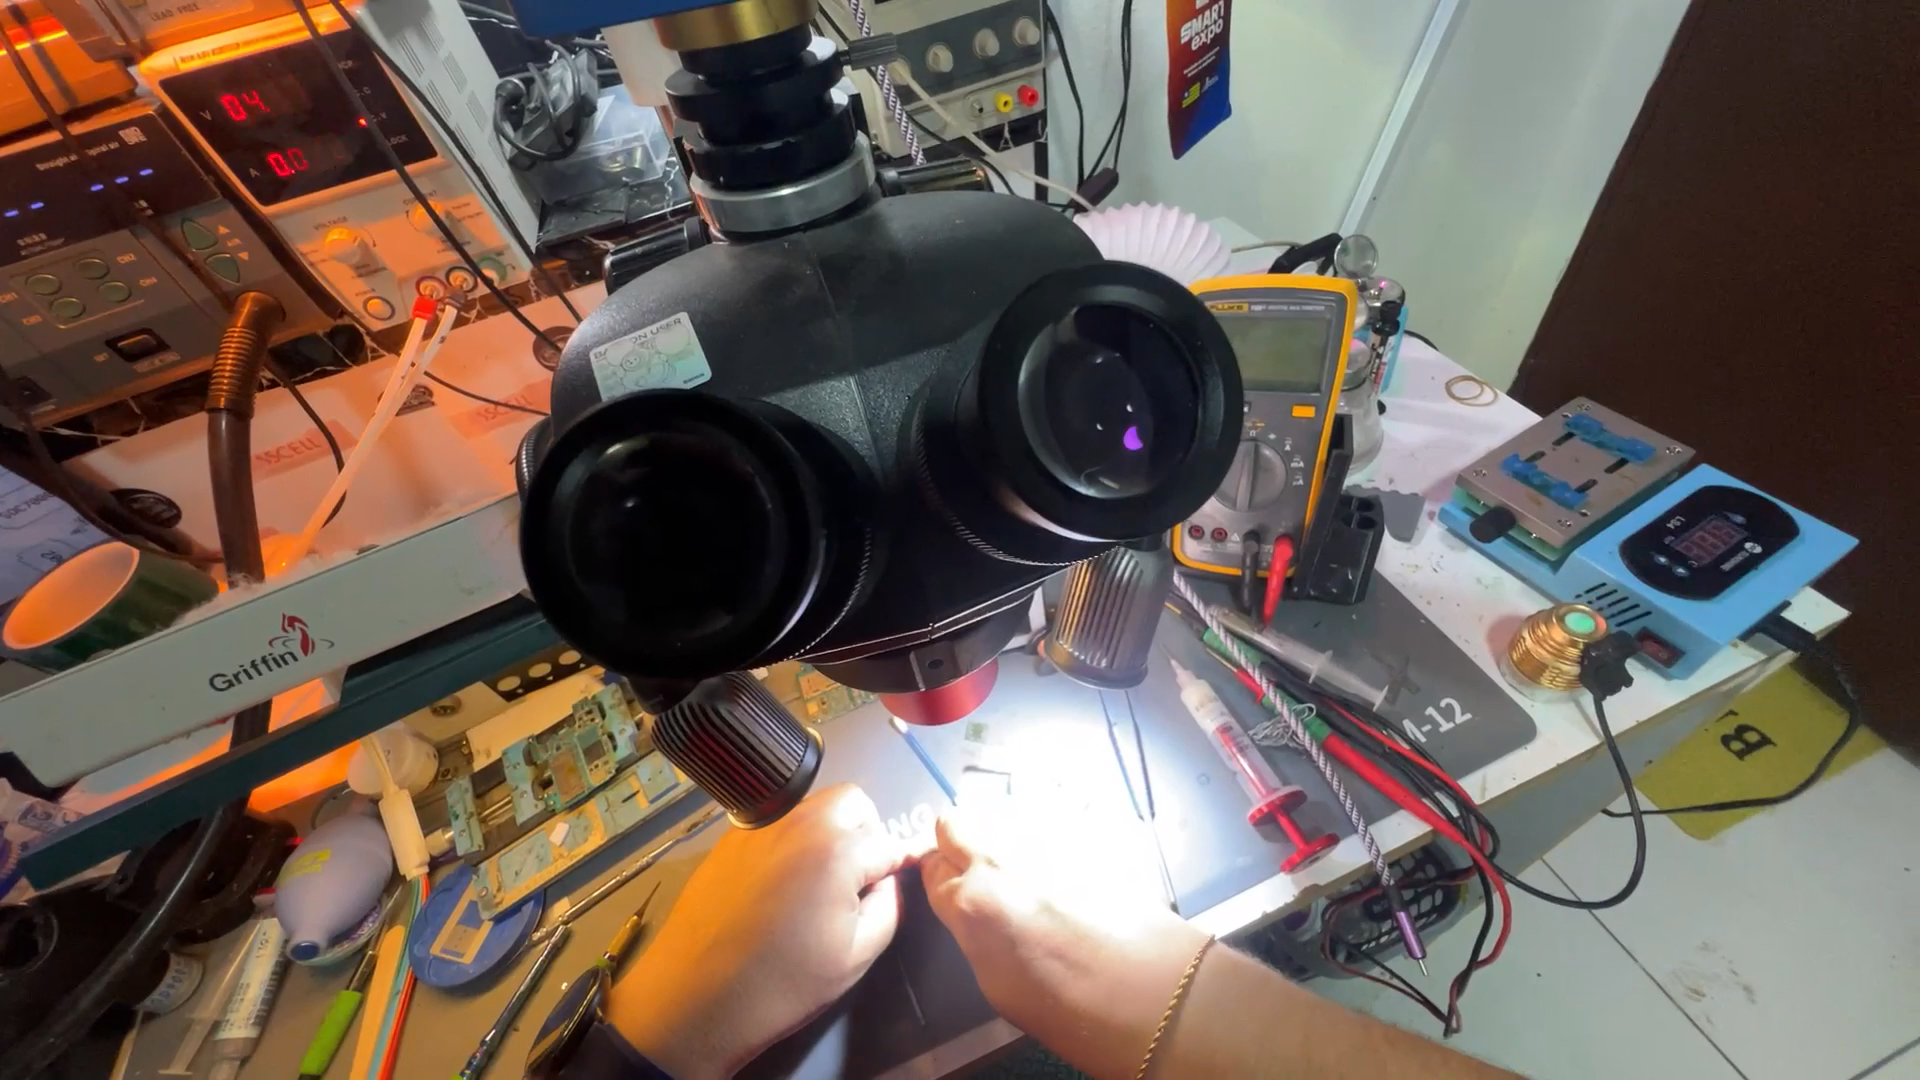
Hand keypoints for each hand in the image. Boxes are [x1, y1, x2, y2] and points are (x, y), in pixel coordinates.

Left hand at [605, 785, 912, 1077]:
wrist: (693, 999)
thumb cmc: (781, 984)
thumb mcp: (856, 956)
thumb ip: (890, 905)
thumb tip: (889, 880)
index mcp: (837, 848)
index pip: (888, 840)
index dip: (892, 869)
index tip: (881, 892)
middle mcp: (802, 820)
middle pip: (854, 802)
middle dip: (864, 832)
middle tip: (852, 877)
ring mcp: (764, 824)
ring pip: (815, 805)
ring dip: (828, 831)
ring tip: (812, 882)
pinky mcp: (734, 836)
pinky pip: (779, 822)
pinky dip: (791, 840)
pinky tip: (776, 885)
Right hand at [920, 808, 1206, 1077]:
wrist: (1151, 989)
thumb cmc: (1071, 1007)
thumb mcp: (995, 981)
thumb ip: (970, 929)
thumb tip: (969, 908)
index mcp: (971, 902)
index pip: (930, 867)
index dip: (941, 879)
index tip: (953, 888)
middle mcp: (998, 857)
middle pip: (953, 823)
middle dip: (958, 843)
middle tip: (981, 872)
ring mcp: (1038, 836)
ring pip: (998, 818)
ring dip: (1004, 841)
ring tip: (1032, 875)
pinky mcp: (1077, 828)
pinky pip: (1041, 824)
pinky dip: (1043, 842)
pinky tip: (1067, 873)